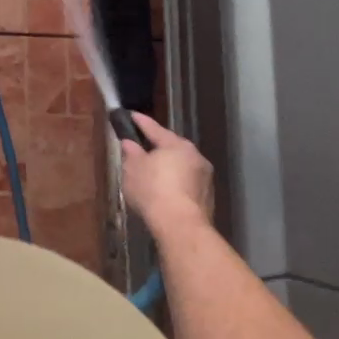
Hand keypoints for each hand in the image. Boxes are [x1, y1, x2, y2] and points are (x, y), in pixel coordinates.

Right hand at [120, 112, 213, 234]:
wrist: (180, 224)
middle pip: (171, 146)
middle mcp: (195, 156)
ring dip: (167, 164)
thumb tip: (130, 143)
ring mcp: (205, 176)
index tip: (130, 114)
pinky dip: (174, 180)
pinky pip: (186, 180)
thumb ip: (131, 152)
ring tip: (150, 170)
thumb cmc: (153, 189)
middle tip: (140, 145)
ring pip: (181, 164)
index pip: (154, 128)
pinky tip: (162, 188)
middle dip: (156, 146)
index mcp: (176, 145)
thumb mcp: (132, 168)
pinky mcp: (207, 195)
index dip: (140, 121)